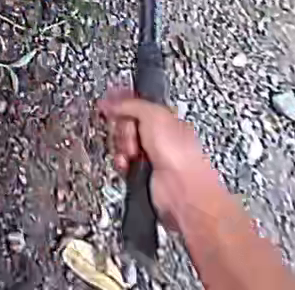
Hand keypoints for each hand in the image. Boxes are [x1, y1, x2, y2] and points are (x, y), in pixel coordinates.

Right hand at [96, 85, 230, 233]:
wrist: (184, 193)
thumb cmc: (180, 155)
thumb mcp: (153, 114)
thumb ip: (129, 103)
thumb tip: (111, 101)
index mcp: (165, 118)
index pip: (137, 103)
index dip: (122, 101)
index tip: (111, 101)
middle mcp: (158, 136)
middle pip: (125, 122)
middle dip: (122, 126)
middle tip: (130, 133)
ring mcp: (150, 155)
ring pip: (121, 141)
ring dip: (121, 145)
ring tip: (131, 152)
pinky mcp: (142, 173)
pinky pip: (122, 160)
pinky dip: (121, 161)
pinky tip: (127, 163)